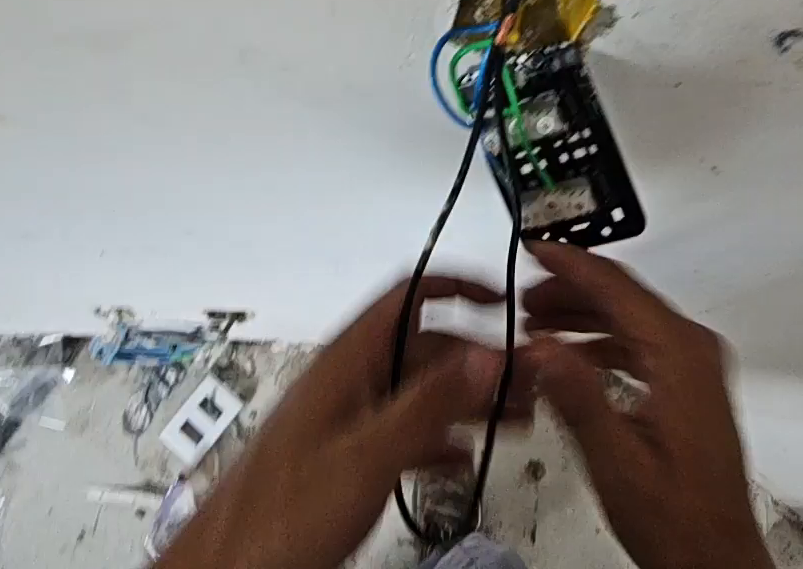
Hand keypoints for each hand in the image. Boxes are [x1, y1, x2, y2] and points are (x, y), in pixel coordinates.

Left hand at [158, 275, 508, 568]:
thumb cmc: (279, 516)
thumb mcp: (368, 453)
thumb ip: (430, 403)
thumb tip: (485, 356)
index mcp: (349, 359)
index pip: (409, 294)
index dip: (457, 287)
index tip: (500, 303)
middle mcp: (351, 377)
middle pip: (425, 345)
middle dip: (477, 358)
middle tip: (522, 380)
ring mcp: (349, 414)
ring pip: (420, 388)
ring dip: (467, 398)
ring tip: (512, 416)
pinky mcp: (348, 450)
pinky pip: (405, 427)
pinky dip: (439, 435)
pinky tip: (461, 456)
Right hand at [521, 243, 772, 568]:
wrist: (717, 563)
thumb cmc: (681, 522)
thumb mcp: (616, 461)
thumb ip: (577, 398)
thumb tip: (542, 347)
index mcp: (680, 356)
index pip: (617, 287)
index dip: (571, 264)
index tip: (537, 249)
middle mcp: (693, 350)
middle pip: (623, 296)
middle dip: (570, 290)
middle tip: (527, 294)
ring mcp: (693, 366)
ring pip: (629, 317)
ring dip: (583, 315)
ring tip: (539, 320)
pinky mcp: (687, 383)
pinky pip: (638, 342)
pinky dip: (601, 340)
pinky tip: (571, 354)